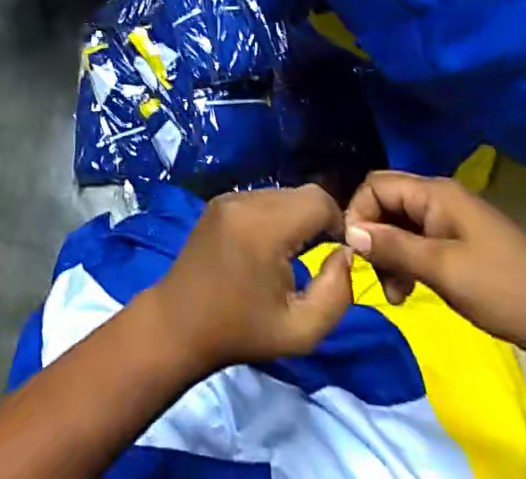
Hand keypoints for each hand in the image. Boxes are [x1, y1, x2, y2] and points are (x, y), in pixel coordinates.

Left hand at [139, 186, 353, 374]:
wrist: (179, 323)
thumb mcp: (302, 330)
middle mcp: (244, 201)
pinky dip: (276, 217)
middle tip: (317, 258)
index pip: (319, 201)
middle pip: (301, 194)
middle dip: (318, 221)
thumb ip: (337, 292)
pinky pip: (262, 199)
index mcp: (263, 227)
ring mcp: (228, 198)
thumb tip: (346, 252)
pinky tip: (269, 248)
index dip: (339, 224)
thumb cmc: (241, 331)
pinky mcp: (219, 202)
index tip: (337, 255)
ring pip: (282, 194)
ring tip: (292, 256)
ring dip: (297, 218)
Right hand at [344, 172, 525, 360]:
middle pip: (384, 202)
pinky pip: (416, 241)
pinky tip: (409, 290)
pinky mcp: (458, 242)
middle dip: (371, 235)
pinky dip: (405, 262)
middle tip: (374, 275)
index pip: (375, 185)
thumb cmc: (505, 290)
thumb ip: (393, 246)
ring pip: (397, 224)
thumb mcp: (442, 270)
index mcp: (436, 193)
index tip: (355, 253)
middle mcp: (439, 198)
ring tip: (395, 293)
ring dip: (387, 254)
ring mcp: (450, 220)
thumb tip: (348, 231)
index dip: (357, 213)